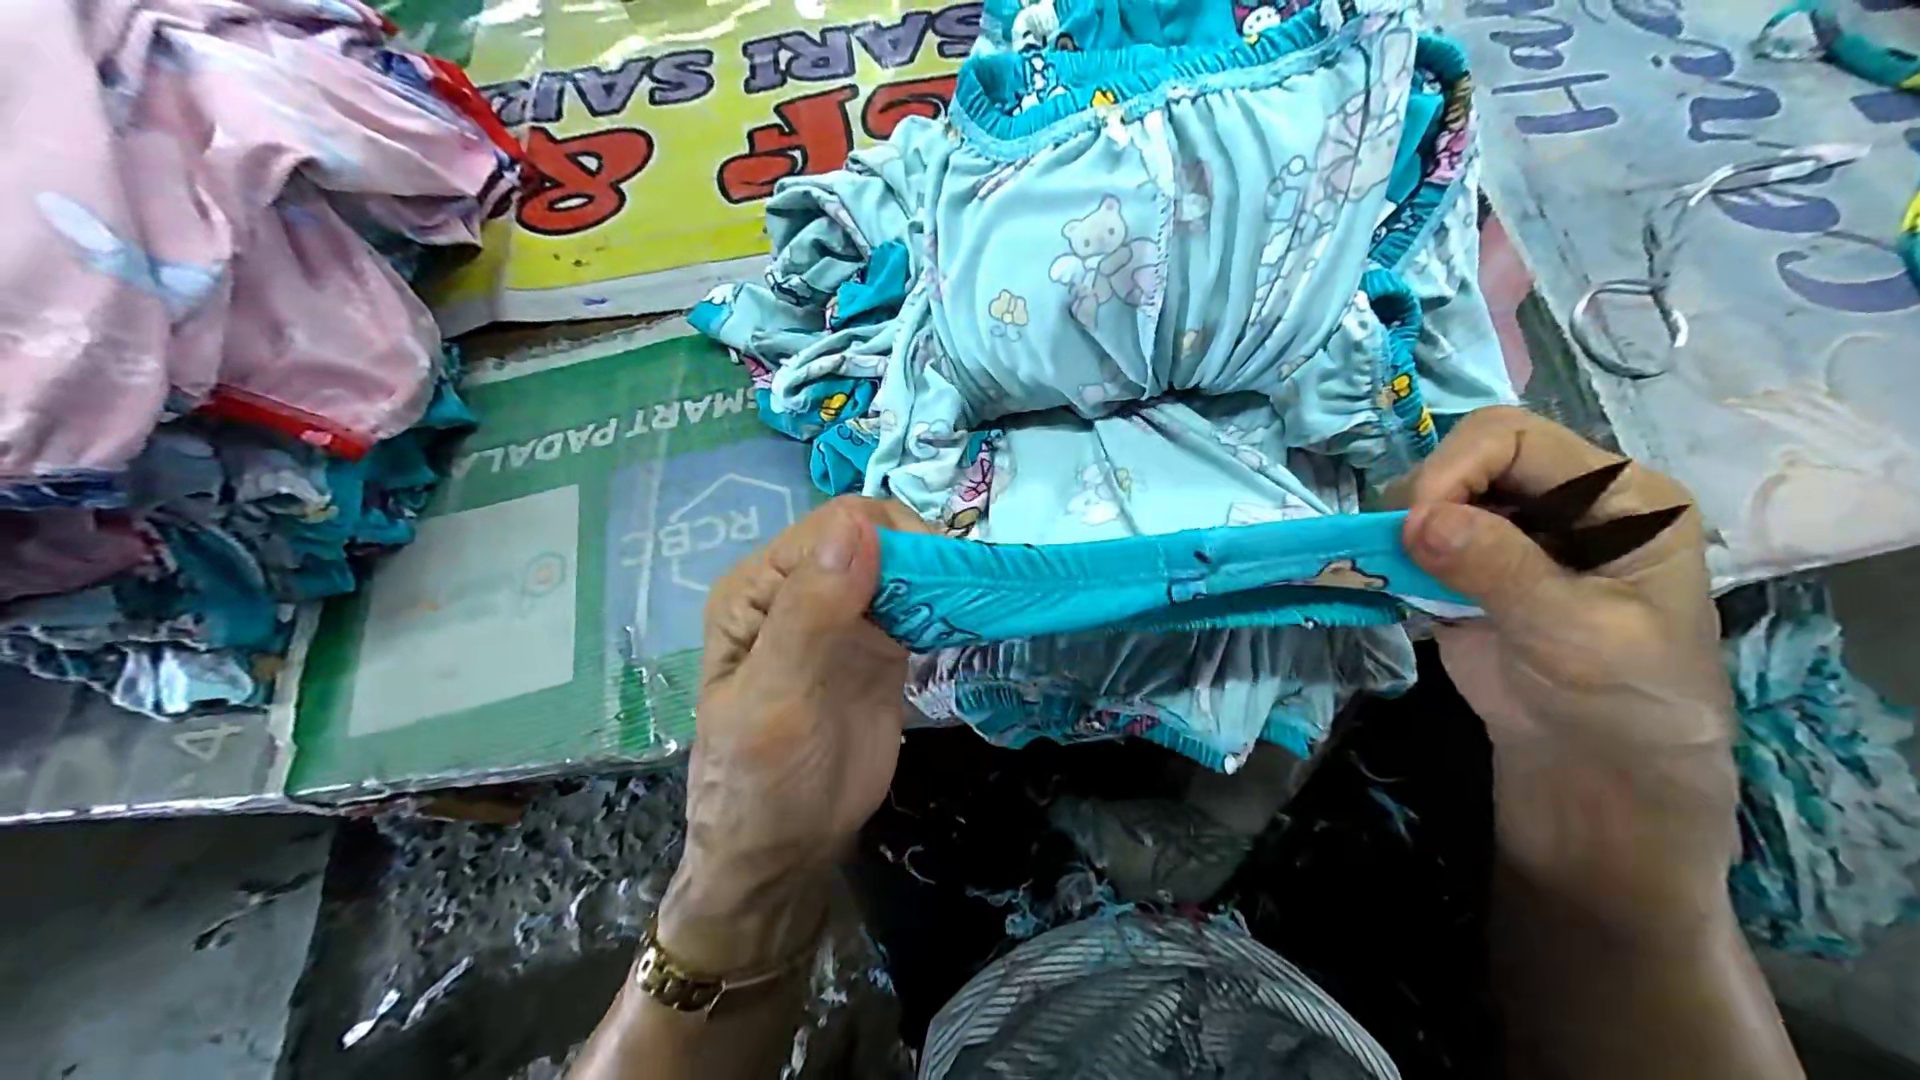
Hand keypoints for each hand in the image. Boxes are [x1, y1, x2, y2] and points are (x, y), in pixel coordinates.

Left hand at [659, 496, 928, 972]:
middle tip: (962, 596)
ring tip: (973, 604)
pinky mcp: (880, 641)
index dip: (890, 537)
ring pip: (900, 565)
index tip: (937, 578)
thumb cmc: (764, 780)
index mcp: (761, 586)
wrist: (787, 848)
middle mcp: (801, 587)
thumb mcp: (777, 698)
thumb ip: (810, 612)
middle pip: (873, 535)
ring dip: (940, 576)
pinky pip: (916, 602)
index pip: (835, 525)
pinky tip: (967, 619)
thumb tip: (858, 527)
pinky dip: (944, 603)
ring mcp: (844, 613)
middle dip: (922, 554)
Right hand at [1401, 407, 1736, 940]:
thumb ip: (1499, 569)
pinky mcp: (1462, 567)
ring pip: (1429, 495)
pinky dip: (1389, 553)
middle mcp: (1558, 501)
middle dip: (1424, 496)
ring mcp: (1507, 534)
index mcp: (1616, 496)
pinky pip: (1411, 538)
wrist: (1592, 766)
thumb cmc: (1622, 699)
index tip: (1420, 524)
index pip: (1514, 437)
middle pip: (1464, 457)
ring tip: (1399, 572)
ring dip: (1400, 527)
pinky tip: (1390, 580)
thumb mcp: (1575, 633)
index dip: (1457, 467)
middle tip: (1406, 552)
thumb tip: (1416, 519)